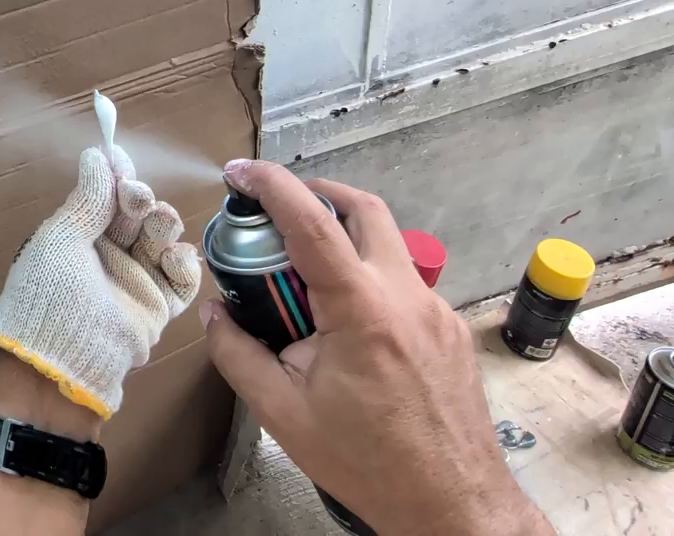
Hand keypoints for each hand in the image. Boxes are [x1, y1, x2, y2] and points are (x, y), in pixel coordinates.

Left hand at [0, 145, 201, 417]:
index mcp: (78, 235)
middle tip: (136, 198)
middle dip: (140, 199)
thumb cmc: (49, 294)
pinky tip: (176, 255)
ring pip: (161, 239)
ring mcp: (135, 280)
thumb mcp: (59, 239)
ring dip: (164, 223)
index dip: (116, 175)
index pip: (105, 196)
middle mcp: (108, 254)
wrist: (61, 364)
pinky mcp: (158, 308)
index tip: (120, 156)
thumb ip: (85, 200)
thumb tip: (96, 155)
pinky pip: (181, 280)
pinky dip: (185, 263)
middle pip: (137, 214)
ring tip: (158, 224)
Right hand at [202, 161, 553, 535]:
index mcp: (364, 312)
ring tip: (300, 271)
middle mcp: (406, 296)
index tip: (238, 172)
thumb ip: (238, 353)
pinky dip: (362, 272)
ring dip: (339, 233)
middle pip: (363, 208)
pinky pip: (399, 277)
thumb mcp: (283, 415)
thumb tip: (214, 312)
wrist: (459, 513)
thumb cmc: (369, 463)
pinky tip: (339, 319)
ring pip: (385, 241)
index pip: (313, 224)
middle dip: (315, 191)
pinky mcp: (449, 328)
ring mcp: (435, 310)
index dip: (271, 185)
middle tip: (275, 208)